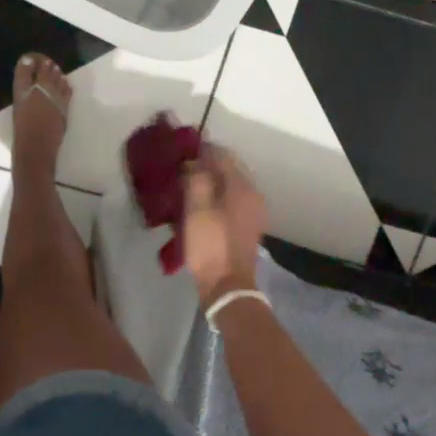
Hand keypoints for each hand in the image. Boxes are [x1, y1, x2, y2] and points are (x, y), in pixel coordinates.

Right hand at [181, 144, 266, 304]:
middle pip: (228, 169)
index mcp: (242, 187)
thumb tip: (195, 160)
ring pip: (230, 185)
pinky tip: (200, 203)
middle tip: (182, 166)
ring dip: (210, 181)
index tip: (182, 148)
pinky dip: (216, 196)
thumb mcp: (197, 209)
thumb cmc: (210, 244)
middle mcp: (253, 195)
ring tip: (188, 184)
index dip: (202, 149)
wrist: (228, 286)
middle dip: (206, 164)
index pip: (222, 155)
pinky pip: (231, 200)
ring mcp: (253, 212)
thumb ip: (196, 178)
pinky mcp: (248, 226)